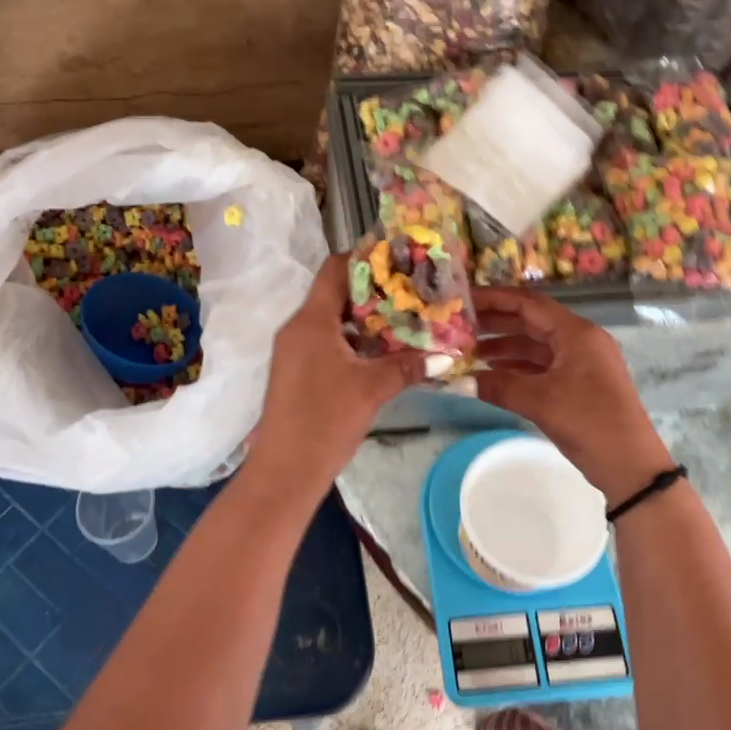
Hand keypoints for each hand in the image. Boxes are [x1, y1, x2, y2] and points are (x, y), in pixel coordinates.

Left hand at [246, 254, 424, 487]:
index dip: (365, 259)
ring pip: (332, 321)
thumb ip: (407, 366)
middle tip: (412, 294)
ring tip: (405, 322)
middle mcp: (297, 328)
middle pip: (335, 295)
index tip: (400, 261)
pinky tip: (382, 355)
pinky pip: (326, 343)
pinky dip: (353, 343)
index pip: (335, 269)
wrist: (284, 470)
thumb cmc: (325, 420)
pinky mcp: (296, 372)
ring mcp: (294, 351)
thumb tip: (446, 355)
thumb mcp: (372, 389)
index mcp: (310, 320)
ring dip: (365, 321)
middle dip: (374, 293)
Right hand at [472, 286, 674, 502]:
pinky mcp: (579, 383)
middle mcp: (579, 340)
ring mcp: (581, 362)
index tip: (463, 300)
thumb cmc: (589, 423)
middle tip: (458, 326)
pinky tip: (491, 374)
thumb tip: (459, 380)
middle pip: (530, 321)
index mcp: (576, 333)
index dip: (493, 298)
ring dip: (503, 347)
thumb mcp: (540, 402)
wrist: (630, 466)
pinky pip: (542, 365)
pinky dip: (517, 367)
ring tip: (468, 353)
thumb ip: (498, 386)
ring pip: (535, 344)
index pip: (528, 303)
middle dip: (494, 323)